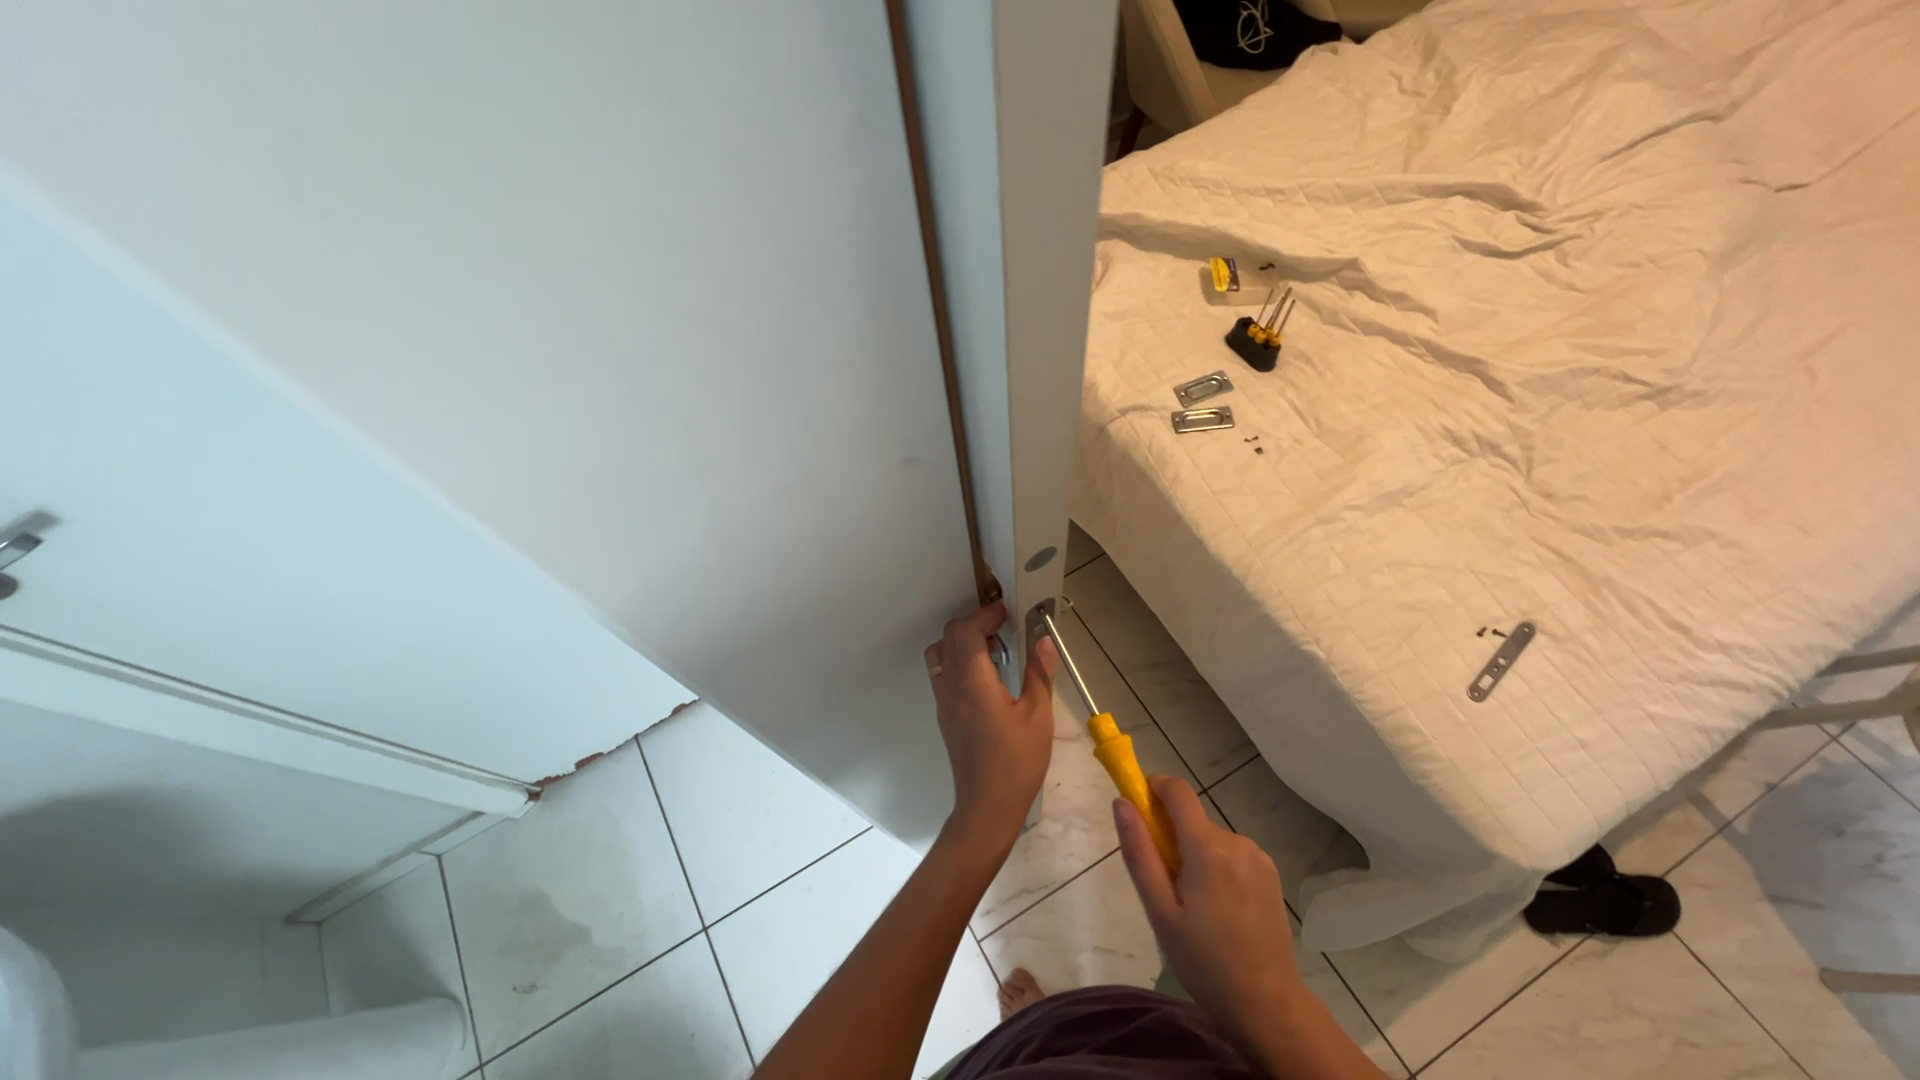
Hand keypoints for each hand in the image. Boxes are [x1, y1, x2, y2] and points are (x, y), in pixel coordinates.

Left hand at [925, 602, 1057, 850]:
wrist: (987, 805)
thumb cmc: (1017, 762)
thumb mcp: (1038, 716)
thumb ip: (1039, 673)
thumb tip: (1043, 639)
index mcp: (972, 682)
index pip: (967, 631)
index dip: (986, 614)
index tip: (1008, 612)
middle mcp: (950, 686)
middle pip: (949, 637)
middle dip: (973, 623)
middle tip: (1003, 627)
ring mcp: (943, 702)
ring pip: (939, 654)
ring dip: (961, 641)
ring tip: (993, 649)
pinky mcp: (945, 715)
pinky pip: (942, 674)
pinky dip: (958, 661)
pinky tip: (987, 675)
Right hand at [1116, 775, 1305, 1047]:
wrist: (1267, 1003)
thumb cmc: (1203, 960)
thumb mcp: (1159, 909)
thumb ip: (1139, 851)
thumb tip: (1122, 802)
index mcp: (1208, 847)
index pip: (1178, 790)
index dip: (1153, 788)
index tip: (1136, 809)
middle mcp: (1237, 841)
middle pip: (1192, 820)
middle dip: (1170, 838)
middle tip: (1163, 889)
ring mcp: (1258, 857)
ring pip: (1211, 839)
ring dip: (1193, 856)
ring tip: (1192, 908)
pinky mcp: (1270, 874)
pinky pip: (1230, 855)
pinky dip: (1215, 868)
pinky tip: (1217, 911)